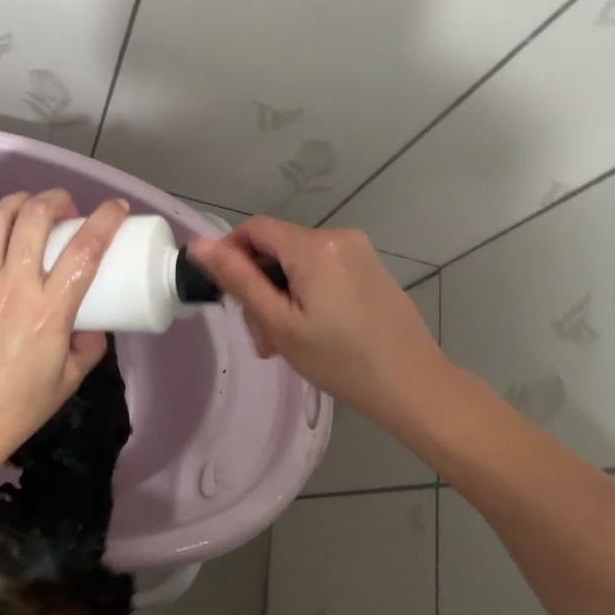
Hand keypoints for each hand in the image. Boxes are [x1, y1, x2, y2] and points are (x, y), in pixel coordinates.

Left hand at [0, 189, 129, 483]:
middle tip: (66, 208)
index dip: (106, 220)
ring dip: (17, 202)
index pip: (85, 250)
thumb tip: (94, 323)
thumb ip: (88, 347)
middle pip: (34, 218)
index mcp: (49, 311)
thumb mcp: (68, 382)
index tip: (117, 208)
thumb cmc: (15, 409)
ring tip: (29, 207)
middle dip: (55, 199)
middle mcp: (13, 287)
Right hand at [187, 217, 448, 427]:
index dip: (231, 255)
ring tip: (284, 344)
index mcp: (313, 246)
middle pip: (277, 248)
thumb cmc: (341, 360)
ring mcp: (359, 252)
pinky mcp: (371, 269)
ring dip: (282, 295)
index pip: (254, 229)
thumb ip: (239, 279)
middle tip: (260, 337)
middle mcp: (337, 236)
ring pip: (299, 263)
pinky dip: (307, 294)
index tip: (229, 297)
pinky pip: (323, 270)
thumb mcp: (280, 323)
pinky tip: (312, 333)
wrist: (414, 386)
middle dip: (259, 286)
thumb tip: (200, 244)